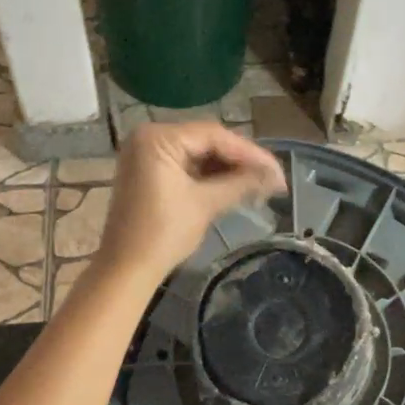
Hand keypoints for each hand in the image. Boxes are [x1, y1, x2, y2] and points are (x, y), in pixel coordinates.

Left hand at [96, 122, 286, 282]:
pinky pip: (185, 165)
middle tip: (272, 177)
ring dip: (227, 168)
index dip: (250, 153)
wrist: (126, 268)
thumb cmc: (163, 234)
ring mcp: (146, 154)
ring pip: (198, 154)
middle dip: (240, 160)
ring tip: (259, 183)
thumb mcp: (205, 204)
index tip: (277, 171)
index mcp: (158, 138)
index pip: (214, 136)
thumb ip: (241, 183)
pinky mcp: (148, 172)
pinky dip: (209, 176)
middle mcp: (149, 137)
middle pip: (206, 141)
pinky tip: (234, 185)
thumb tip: (275, 176)